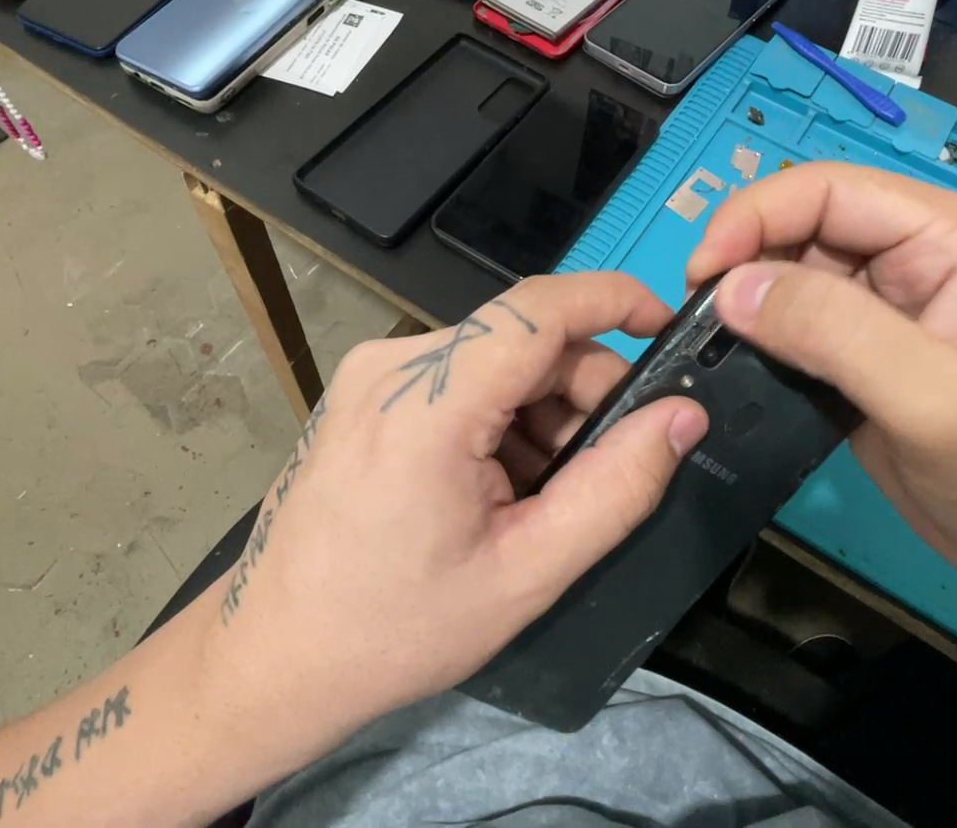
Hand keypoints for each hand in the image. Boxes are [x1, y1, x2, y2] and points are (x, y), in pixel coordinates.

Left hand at [194, 273, 706, 751]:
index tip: (667, 327)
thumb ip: (616, 488)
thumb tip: (685, 415)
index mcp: (429, 400)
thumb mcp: (525, 573)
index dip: (614, 300)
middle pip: (523, 341)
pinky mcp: (366, 391)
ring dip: (541, 414)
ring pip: (496, 361)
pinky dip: (499, 419)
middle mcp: (394, 363)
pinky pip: (459, 379)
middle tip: (600, 472)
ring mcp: (372, 373)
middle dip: (581, 392)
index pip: (538, 308)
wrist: (271, 656)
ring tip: (537, 498)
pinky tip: (496, 486)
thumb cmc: (395, 627)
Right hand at [686, 163, 956, 621]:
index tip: (700, 274)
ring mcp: (893, 318)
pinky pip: (802, 338)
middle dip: (746, 264)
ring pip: (796, 286)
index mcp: (954, 239)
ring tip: (707, 351)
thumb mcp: (941, 401)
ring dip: (750, 310)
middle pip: (806, 232)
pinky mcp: (872, 366)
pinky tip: (737, 373)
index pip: (831, 191)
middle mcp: (919, 263)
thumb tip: (730, 288)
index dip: (755, 217)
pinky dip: (764, 350)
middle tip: (697, 324)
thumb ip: (835, 333)